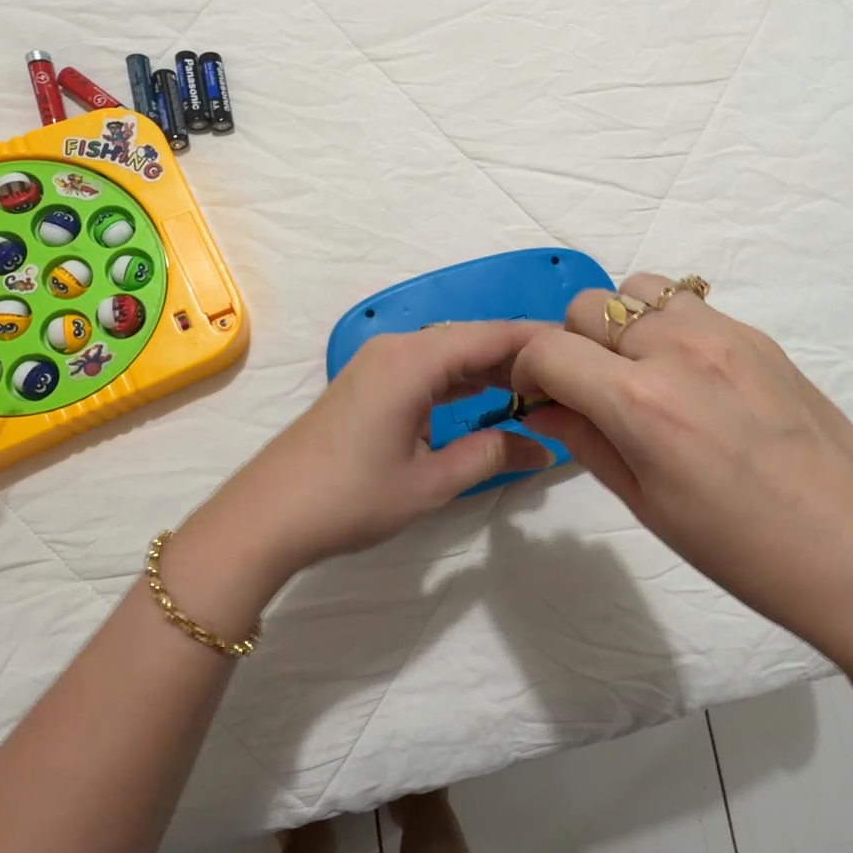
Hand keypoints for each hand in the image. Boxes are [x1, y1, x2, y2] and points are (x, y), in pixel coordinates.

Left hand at [181, 321, 557, 590]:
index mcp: (414, 360)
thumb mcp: (431, 483)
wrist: (267, 515)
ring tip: (542, 388)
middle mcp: (397, 348)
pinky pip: (427, 369)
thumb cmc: (350, 498)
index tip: (585, 351)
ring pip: (449, 353)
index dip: (541, 341)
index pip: (492, 336)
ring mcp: (378, 363)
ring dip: (491, 370)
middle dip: (521, 356)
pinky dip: (460, 381)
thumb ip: (491, 455)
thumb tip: (544, 448)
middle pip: (472, 339)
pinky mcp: (368, 382)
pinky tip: (487, 398)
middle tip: (573, 376)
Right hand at [510, 274, 852, 671]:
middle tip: (588, 395)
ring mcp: (725, 332)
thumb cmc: (744, 553)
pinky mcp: (759, 334)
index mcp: (644, 403)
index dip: (527, 372)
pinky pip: (687, 303)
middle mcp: (679, 349)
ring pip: (637, 288)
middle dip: (570, 346)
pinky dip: (664, 325)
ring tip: (638, 377)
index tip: (536, 398)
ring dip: (619, 324)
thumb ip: (585, 441)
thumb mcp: (648, 504)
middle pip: (587, 307)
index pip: (549, 350)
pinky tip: (689, 379)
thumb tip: (539, 406)